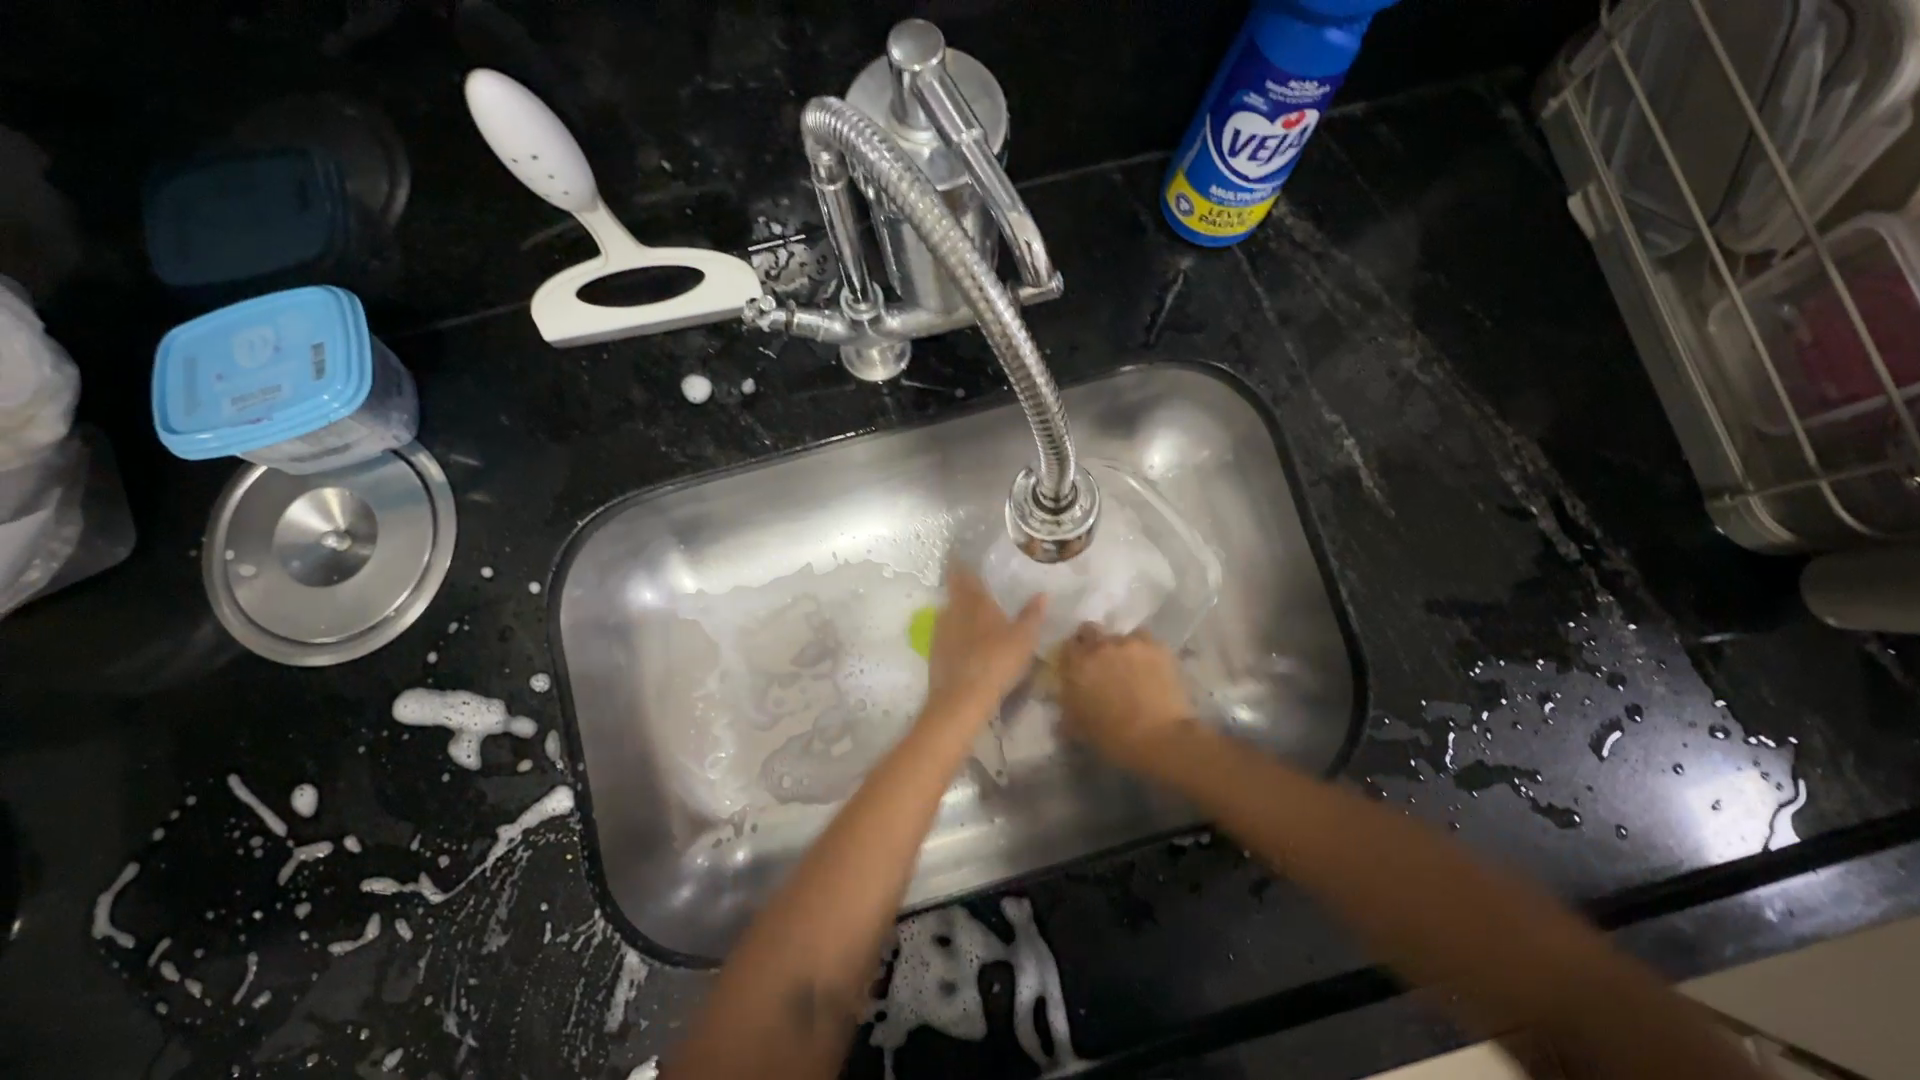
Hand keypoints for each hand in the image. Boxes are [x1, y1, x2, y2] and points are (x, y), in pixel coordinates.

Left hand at [924, 565, 1045, 725]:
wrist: (961, 699)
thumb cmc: (997, 661)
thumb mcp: (1024, 639)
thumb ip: (1032, 615)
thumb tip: (1042, 594)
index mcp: (973, 601)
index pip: (962, 574)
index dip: (961, 565)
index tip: (963, 558)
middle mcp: (951, 610)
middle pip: (955, 593)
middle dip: (965, 591)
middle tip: (980, 591)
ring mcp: (939, 633)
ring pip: (950, 615)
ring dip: (961, 615)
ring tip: (978, 619)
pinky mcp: (934, 654)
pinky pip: (947, 636)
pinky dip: (957, 636)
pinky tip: (968, 646)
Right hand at [1056, 625, 1195, 767]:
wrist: (1156, 738)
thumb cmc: (1111, 738)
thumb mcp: (1075, 726)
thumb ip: (1068, 705)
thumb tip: (1069, 698)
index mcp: (1076, 664)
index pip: (1068, 645)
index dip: (1073, 654)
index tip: (1078, 665)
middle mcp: (1100, 646)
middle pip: (1092, 630)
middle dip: (1095, 642)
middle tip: (1104, 663)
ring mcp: (1131, 643)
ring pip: (1124, 636)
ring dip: (1124, 648)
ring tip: (1133, 667)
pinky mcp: (1158, 647)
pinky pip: (1148, 643)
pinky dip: (1148, 653)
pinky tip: (1154, 670)